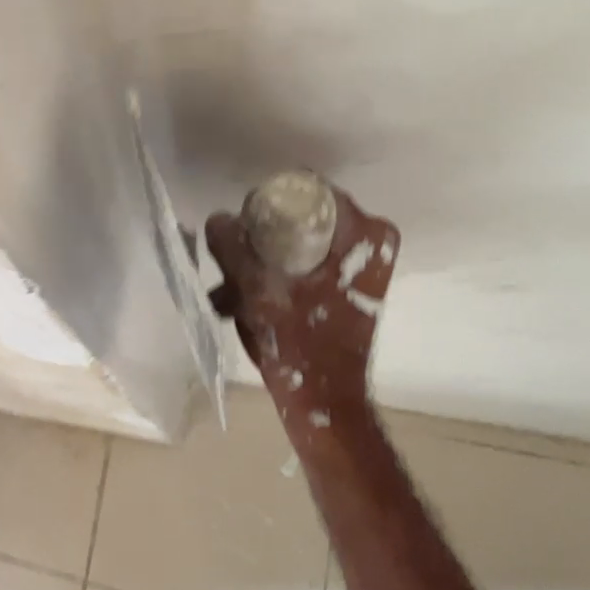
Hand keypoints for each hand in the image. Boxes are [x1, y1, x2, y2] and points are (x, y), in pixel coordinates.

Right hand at [203, 184, 399, 422]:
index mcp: (364, 234)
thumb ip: (233, 249)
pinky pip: (301, 264)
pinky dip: (274, 278)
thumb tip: (218, 218)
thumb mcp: (257, 290)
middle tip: (231, 264)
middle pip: (299, 218)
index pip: (306, 190)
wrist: (325, 399)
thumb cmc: (298, 344)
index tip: (240, 230)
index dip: (265, 205)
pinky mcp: (348, 287)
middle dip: (258, 239)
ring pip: (296, 244)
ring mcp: (361, 266)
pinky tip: (244, 301)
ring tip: (229, 291)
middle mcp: (371, 242)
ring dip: (261, 263)